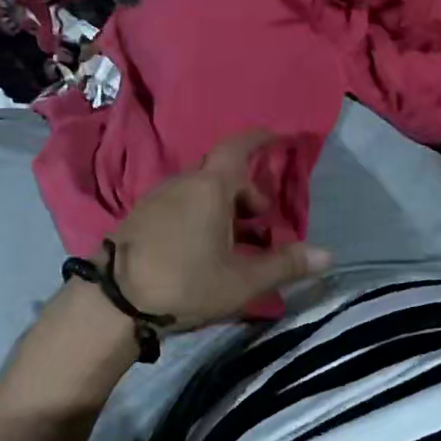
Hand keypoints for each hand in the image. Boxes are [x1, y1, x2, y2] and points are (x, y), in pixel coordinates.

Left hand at [103, 132, 332, 330]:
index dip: (260, 139)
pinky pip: (179, 204)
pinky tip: (201, 249)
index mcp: (210, 187)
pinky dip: (198, 215)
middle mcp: (181, 183)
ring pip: (199, 191)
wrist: (111, 304)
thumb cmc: (185, 283)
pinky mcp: (138, 218)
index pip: (238, 148)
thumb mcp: (243, 280)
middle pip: (221, 174)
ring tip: (234, 243)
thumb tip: (328, 255)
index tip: (278, 137)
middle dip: (246, 192)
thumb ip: (285, 264)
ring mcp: (155, 199)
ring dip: (222, 207)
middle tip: (262, 225)